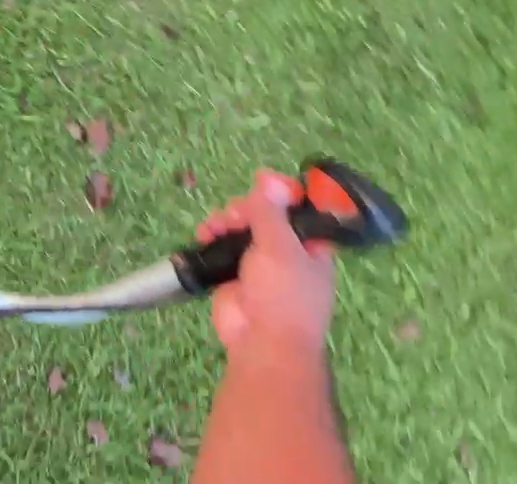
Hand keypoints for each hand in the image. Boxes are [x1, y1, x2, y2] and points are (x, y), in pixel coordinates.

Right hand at [196, 170, 336, 358]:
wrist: (261, 339)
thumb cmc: (283, 293)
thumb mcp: (279, 247)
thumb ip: (270, 211)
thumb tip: (270, 176)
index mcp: (312, 246)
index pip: (300, 209)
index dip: (282, 193)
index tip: (263, 184)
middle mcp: (287, 251)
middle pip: (264, 214)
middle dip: (245, 209)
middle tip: (235, 217)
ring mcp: (259, 262)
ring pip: (240, 227)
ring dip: (224, 221)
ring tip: (213, 229)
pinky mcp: (234, 271)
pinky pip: (222, 243)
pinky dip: (212, 236)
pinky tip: (204, 236)